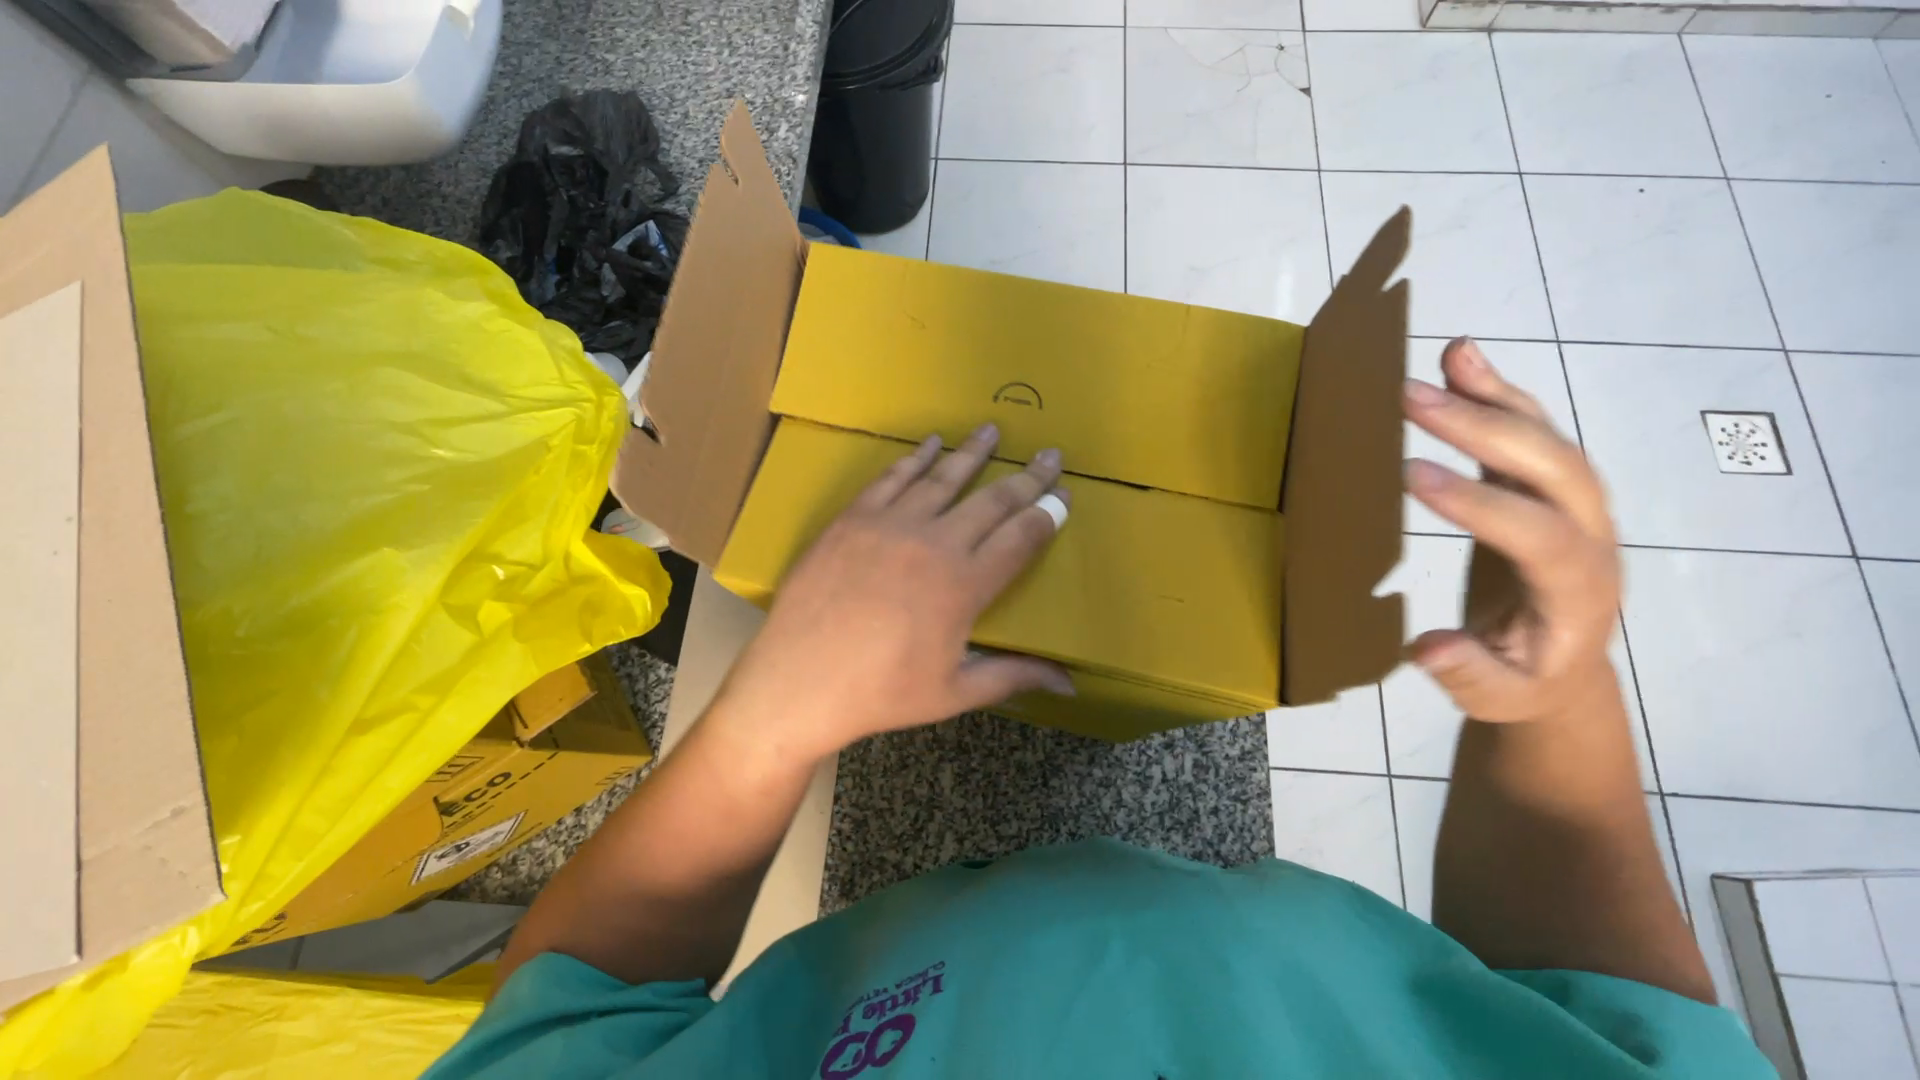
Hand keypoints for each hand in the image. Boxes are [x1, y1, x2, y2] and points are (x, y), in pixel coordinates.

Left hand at [714, 423, 1073, 759]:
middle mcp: (934, 543)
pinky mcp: (852, 520)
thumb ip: (1012, 675)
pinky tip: (930, 443)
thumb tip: (1068, 683)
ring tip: (992, 431)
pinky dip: (915, 459)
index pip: (1021, 538)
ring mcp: (889, 525)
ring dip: (972, 453)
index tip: (1064, 496)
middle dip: (1026, 477)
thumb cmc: (881, 693)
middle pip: (991, 500)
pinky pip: (891, 479)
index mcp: (965, 586)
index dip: (1048, 514)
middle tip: (1048, 455)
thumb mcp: (954, 692)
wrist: (799, 681)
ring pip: (942, 478)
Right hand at [1402, 338, 1620, 724]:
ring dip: (1494, 396)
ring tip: (1449, 356)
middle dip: (1482, 428)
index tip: (1411, 475)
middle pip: (1552, 468)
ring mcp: (1576, 506)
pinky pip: (1533, 435)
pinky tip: (1463, 364)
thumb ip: (1469, 675)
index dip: (1478, 505)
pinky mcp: (1550, 491)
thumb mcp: (1498, 698)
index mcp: (1578, 590)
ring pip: (1547, 440)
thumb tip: (1425, 645)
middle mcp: (1591, 535)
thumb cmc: (1525, 680)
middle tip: (1412, 398)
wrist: (1563, 665)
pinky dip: (1499, 396)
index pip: (1538, 535)